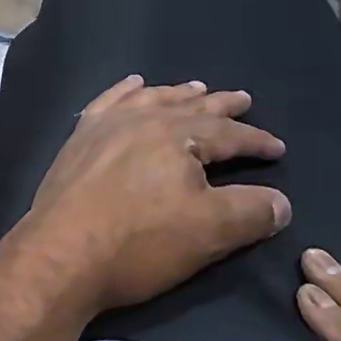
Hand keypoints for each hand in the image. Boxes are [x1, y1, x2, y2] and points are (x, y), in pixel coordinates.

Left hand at [17, 75, 291, 316]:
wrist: (59, 256)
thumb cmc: (138, 243)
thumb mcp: (208, 233)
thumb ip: (250, 212)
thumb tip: (281, 202)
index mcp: (179, 137)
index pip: (228, 135)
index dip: (256, 141)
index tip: (277, 147)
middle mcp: (145, 119)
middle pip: (193, 108)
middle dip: (221, 106)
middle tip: (242, 99)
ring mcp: (109, 125)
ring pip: (153, 99)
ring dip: (179, 94)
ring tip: (197, 87)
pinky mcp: (81, 138)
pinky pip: (109, 101)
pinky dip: (125, 91)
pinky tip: (133, 84)